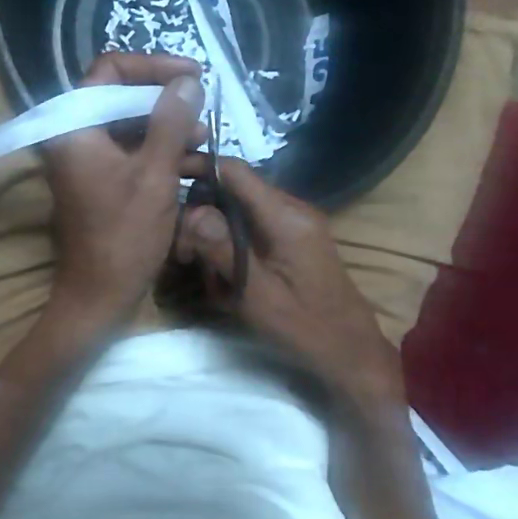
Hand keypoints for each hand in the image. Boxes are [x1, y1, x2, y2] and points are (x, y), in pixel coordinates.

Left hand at [42, 54, 206, 322]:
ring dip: (168, 130)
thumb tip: (188, 81)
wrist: (97, 294)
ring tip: (206, 142)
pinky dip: (159, 153)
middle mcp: (73, 136)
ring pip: (129, 126)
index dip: (153, 65)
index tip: (193, 75)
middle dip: (166, 102)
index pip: (110, 69)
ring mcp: (85, 159)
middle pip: (121, 96)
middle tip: (204, 111)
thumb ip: (171, 122)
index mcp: (75, 126)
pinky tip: (195, 165)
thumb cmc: (124, 235)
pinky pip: (129, 152)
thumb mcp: (155, 174)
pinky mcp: (98, 180)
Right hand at [175, 158, 400, 407]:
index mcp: (285, 218)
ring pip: (238, 213)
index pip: (235, 171)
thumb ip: (222, 249)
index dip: (199, 167)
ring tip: (210, 280)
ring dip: (215, 240)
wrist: (350, 352)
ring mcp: (295, 224)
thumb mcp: (256, 294)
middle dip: (202, 218)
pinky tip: (228, 283)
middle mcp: (292, 210)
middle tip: (183, 257)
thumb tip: (191, 210)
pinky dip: (232, 249)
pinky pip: (251, 230)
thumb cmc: (304, 327)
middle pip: (232, 193)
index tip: (167, 179)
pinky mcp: (293, 240)